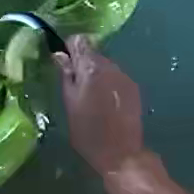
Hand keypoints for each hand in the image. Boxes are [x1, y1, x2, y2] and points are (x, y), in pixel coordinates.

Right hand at [53, 35, 146, 175]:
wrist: (121, 152)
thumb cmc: (88, 131)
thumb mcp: (69, 103)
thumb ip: (66, 75)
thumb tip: (60, 54)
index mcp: (91, 68)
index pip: (79, 41)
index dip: (69, 49)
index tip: (64, 63)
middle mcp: (110, 66)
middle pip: (93, 53)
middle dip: (83, 64)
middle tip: (75, 86)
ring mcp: (124, 76)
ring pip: (105, 65)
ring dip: (97, 74)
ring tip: (91, 97)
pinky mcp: (133, 87)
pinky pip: (116, 77)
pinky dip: (109, 83)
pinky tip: (106, 102)